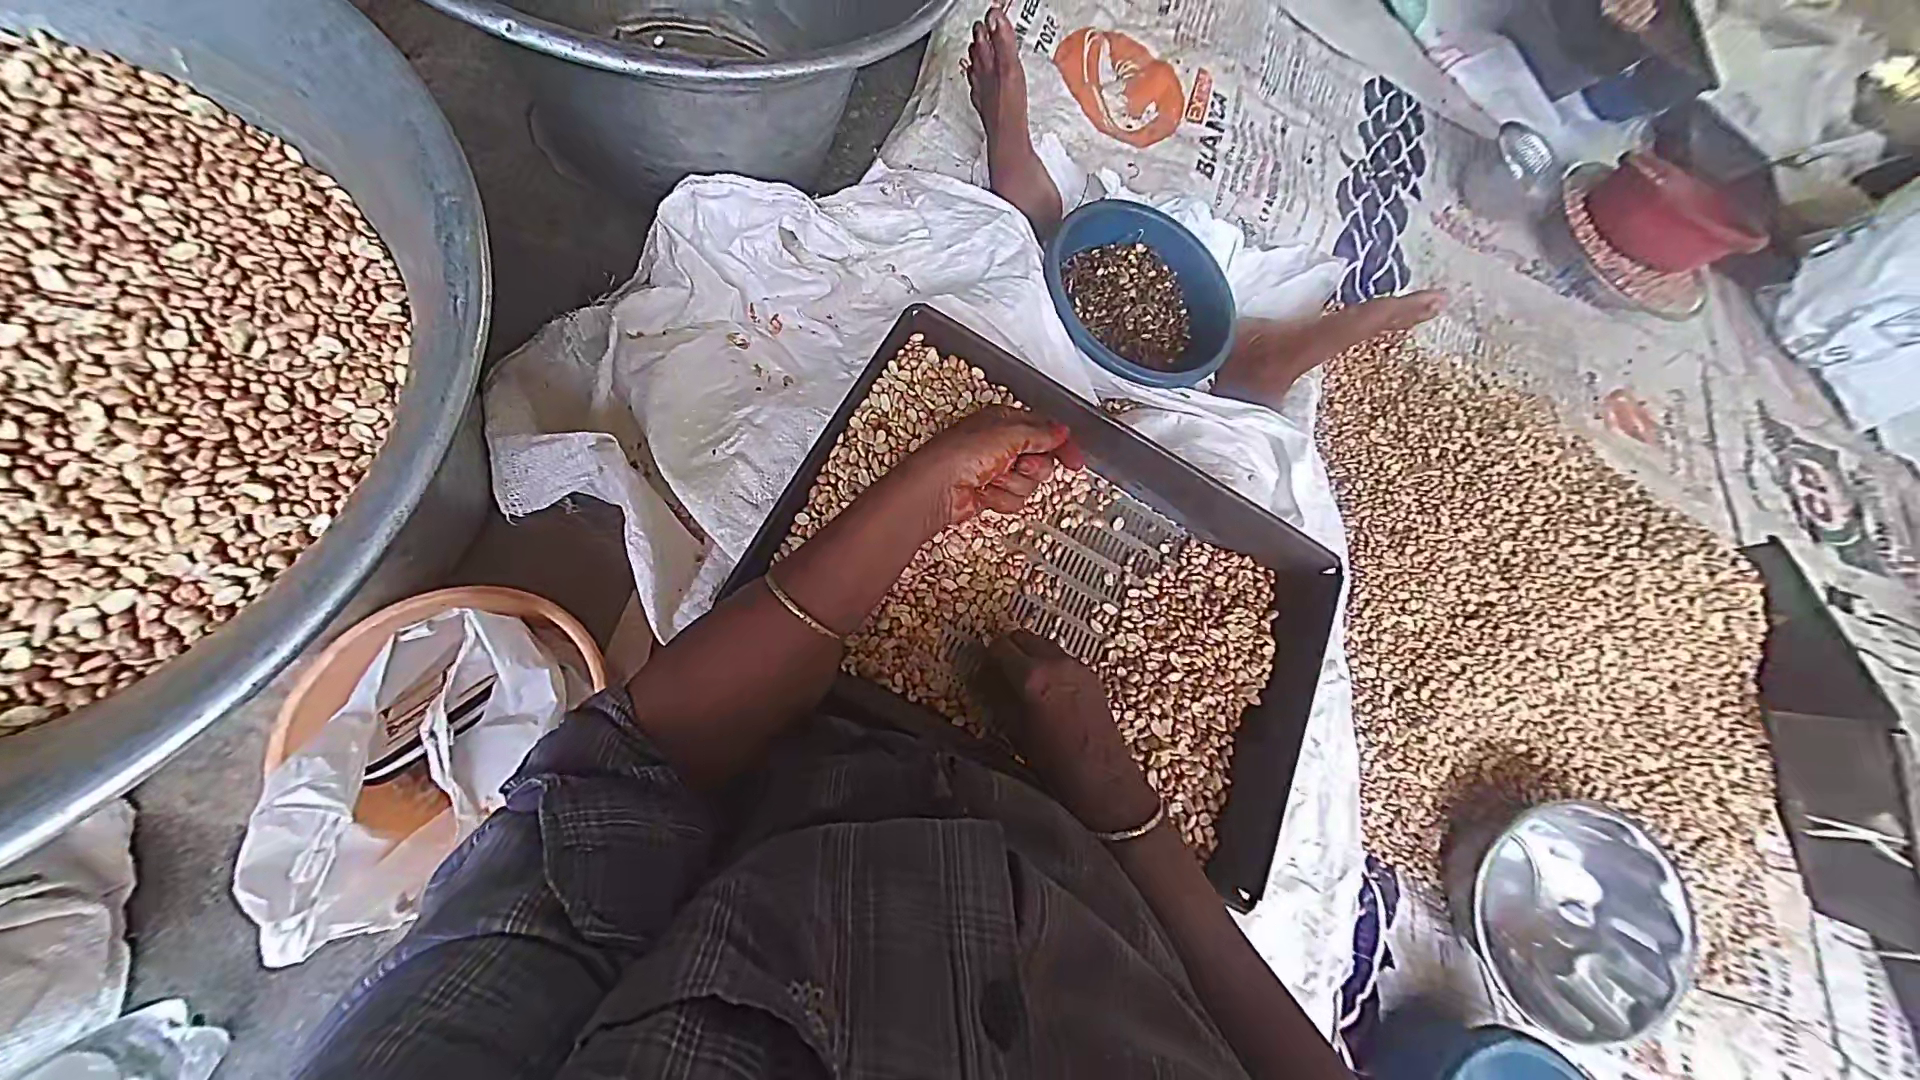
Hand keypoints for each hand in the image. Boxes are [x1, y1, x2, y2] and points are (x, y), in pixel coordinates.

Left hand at [897, 406, 1083, 528]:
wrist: (937, 488)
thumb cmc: (962, 454)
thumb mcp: (1009, 433)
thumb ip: (1040, 432)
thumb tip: (1062, 431)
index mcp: (1005, 421)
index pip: (1045, 430)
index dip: (1062, 445)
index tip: (1076, 461)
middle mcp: (1002, 445)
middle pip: (1042, 460)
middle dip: (1034, 467)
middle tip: (1020, 466)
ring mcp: (996, 470)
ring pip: (1030, 483)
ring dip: (1015, 484)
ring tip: (995, 479)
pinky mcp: (991, 493)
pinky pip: (1014, 499)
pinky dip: (1002, 498)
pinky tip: (986, 493)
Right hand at [978, 631, 1158, 833]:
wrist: (1101, 778)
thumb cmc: (1055, 762)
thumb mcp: (1015, 730)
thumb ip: (998, 697)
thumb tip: (986, 679)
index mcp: (1032, 676)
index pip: (1001, 646)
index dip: (988, 654)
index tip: (984, 664)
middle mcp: (1056, 663)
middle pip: (1024, 637)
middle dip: (1009, 649)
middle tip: (999, 667)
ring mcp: (1077, 667)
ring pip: (1045, 645)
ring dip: (1030, 655)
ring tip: (1022, 680)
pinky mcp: (1091, 676)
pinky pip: (1062, 659)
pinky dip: (1050, 665)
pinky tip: (1046, 688)